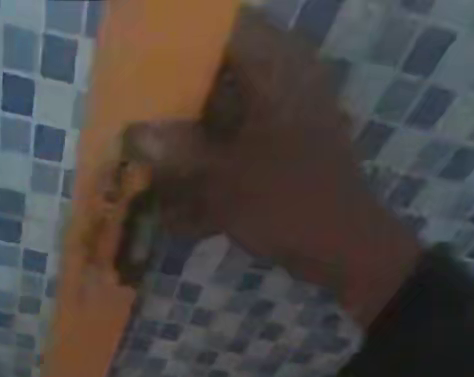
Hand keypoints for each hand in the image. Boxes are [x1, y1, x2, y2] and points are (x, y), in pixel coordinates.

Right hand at [129, 12, 422, 325]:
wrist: (342, 250)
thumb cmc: (286, 203)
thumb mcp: (223, 179)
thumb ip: (176, 152)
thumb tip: (131, 132)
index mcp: (277, 68)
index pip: (224, 29)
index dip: (181, 45)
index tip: (141, 66)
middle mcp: (283, 85)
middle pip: (219, 80)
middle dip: (175, 108)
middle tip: (134, 126)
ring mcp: (284, 125)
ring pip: (224, 124)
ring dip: (188, 152)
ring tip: (146, 174)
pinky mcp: (282, 160)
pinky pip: (237, 160)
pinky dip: (209, 182)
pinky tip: (175, 215)